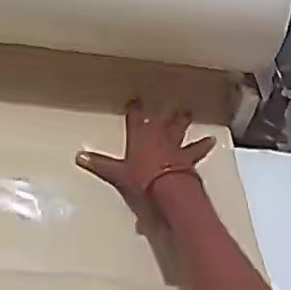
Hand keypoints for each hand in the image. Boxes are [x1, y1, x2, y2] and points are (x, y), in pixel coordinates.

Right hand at [76, 100, 214, 208]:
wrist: (169, 190)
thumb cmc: (142, 180)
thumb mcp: (118, 174)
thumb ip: (100, 164)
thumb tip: (79, 157)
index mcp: (140, 136)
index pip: (136, 117)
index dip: (135, 108)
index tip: (136, 99)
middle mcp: (158, 136)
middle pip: (161, 120)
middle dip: (164, 111)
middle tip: (169, 101)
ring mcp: (174, 146)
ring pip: (179, 129)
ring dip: (183, 121)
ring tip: (188, 112)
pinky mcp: (188, 158)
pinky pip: (196, 150)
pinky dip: (203, 145)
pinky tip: (211, 140)